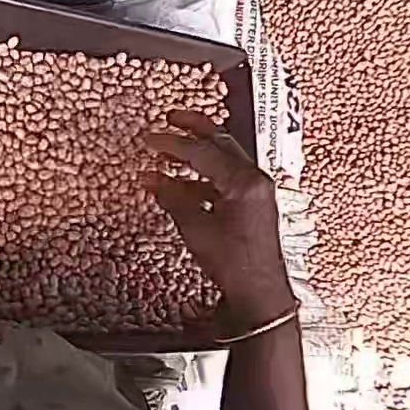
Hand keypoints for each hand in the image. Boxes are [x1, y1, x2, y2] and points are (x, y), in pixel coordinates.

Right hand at [142, 109, 294, 325]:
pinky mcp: (253, 203)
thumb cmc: (233, 263)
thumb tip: (151, 179)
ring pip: (224, 159)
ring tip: (170, 153)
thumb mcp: (196, 230)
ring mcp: (256, 190)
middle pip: (220, 143)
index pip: (202, 152)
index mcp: (243, 182)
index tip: (150, 138)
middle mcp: (254, 179)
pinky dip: (203, 177)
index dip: (172, 144)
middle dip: (194, 129)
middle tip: (171, 118)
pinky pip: (226, 179)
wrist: (260, 291)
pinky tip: (182, 184)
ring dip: (197, 154)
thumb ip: (174, 199)